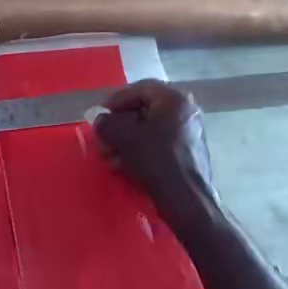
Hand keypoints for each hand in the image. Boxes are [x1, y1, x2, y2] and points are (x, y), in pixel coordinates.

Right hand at [93, 80, 213, 218]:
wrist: (186, 199)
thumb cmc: (156, 161)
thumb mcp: (125, 139)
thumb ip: (107, 123)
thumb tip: (100, 120)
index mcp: (175, 100)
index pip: (141, 89)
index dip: (116, 100)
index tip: (99, 115)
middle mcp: (185, 111)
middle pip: (144, 110)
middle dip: (118, 126)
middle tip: (101, 139)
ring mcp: (188, 133)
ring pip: (148, 130)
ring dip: (124, 141)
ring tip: (108, 157)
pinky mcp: (186, 153)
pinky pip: (157, 144)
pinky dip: (138, 151)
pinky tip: (122, 167)